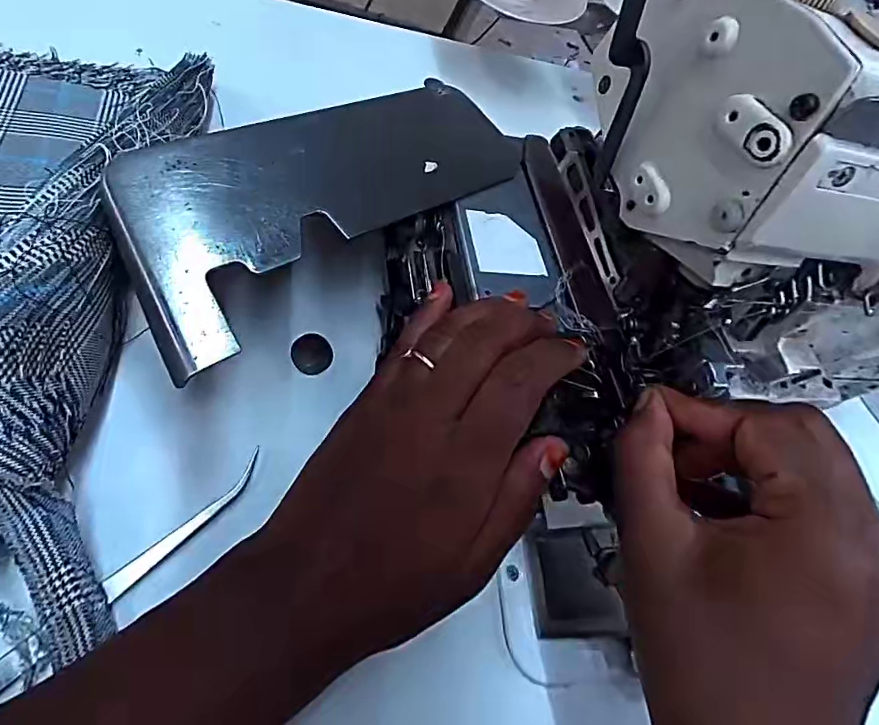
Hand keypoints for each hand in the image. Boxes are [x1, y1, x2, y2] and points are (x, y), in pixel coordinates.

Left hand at [235, 286, 584, 670]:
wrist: (308, 579)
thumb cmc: (387, 582)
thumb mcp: (473, 562)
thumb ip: (517, 497)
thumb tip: (552, 449)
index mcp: (464, 462)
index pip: (520, 382)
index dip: (552, 357)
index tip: (570, 351)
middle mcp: (427, 419)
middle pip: (483, 344)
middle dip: (522, 324)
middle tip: (547, 324)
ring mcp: (391, 402)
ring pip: (444, 335)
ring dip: (482, 311)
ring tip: (511, 303)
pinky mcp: (366, 399)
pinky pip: (401, 344)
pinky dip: (425, 315)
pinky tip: (440, 297)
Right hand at [615, 388, 878, 724]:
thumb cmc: (706, 673)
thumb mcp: (651, 543)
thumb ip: (642, 457)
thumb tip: (649, 409)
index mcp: (828, 541)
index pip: (768, 425)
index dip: (700, 411)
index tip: (655, 415)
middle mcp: (875, 555)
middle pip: (805, 434)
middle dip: (728, 428)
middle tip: (676, 448)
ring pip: (817, 463)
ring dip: (749, 457)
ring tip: (693, 483)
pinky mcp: (876, 588)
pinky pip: (827, 504)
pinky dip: (772, 491)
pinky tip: (723, 514)